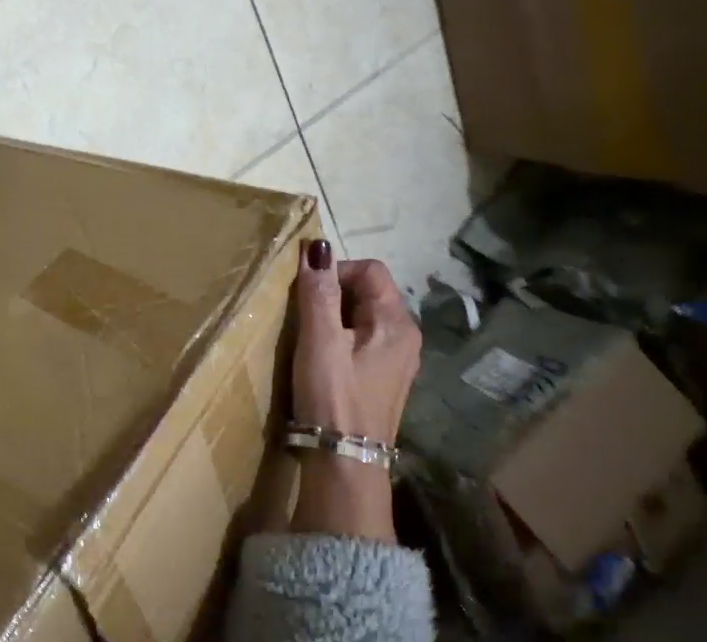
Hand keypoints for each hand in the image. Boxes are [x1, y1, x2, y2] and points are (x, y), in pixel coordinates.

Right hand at [286, 241, 421, 541]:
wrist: (344, 460)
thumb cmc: (333, 396)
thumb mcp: (319, 340)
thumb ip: (318, 292)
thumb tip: (316, 246)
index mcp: (397, 323)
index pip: (368, 269)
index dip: (334, 271)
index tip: (305, 294)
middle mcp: (405, 337)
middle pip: (366, 290)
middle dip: (330, 292)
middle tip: (301, 316)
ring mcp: (396, 359)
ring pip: (360, 315)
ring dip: (331, 315)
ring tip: (306, 336)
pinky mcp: (381, 377)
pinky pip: (359, 338)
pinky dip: (337, 336)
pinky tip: (319, 357)